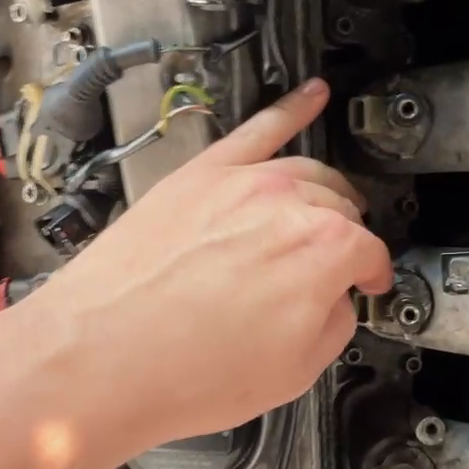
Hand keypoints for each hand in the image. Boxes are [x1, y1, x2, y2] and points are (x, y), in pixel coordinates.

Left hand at [16, 77, 392, 459]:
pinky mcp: (199, 174)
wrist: (96, 360)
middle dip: (348, 236)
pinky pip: (257, 128)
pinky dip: (291, 108)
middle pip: (340, 208)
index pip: (368, 252)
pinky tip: (312, 95)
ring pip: (306, 171)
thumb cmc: (185, 372)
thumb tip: (336, 302)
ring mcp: (241, 182)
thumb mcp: (293, 372)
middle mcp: (287, 204)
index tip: (367, 284)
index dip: (372, 274)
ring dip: (329, 190)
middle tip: (340, 259)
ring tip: (334, 203)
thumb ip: (334, 324)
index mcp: (323, 251)